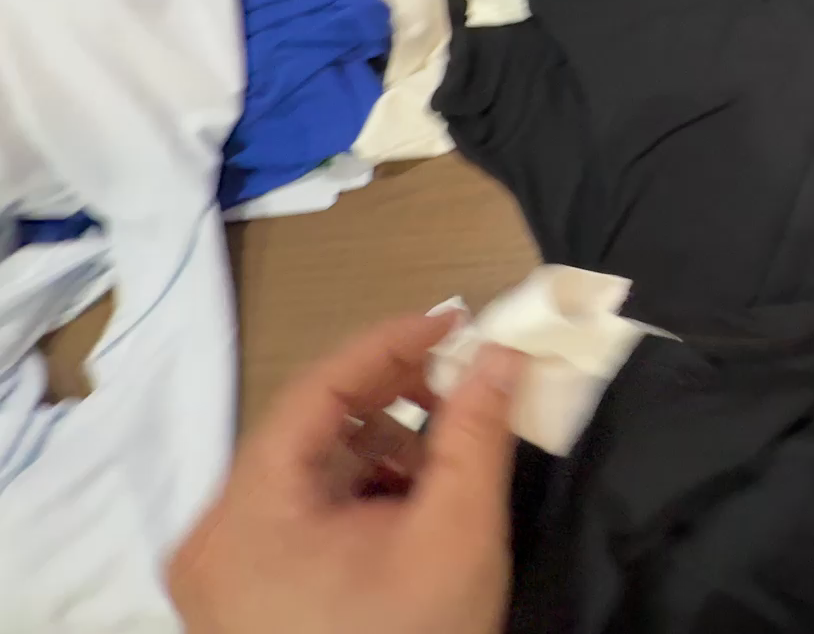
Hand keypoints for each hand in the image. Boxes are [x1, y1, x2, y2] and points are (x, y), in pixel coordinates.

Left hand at [169, 313, 525, 633]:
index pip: (316, 392)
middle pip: (315, 422)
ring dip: (394, 433)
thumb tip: (504, 351)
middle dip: (400, 388)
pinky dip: (377, 475)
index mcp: (251, 515)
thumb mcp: (458, 527)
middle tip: (469, 370)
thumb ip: (480, 430)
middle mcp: (224, 530)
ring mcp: (237, 559)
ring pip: (322, 458)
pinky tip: (424, 491)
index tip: (459, 319)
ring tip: (455, 443)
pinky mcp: (260, 580)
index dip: (390, 342)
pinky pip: (319, 496)